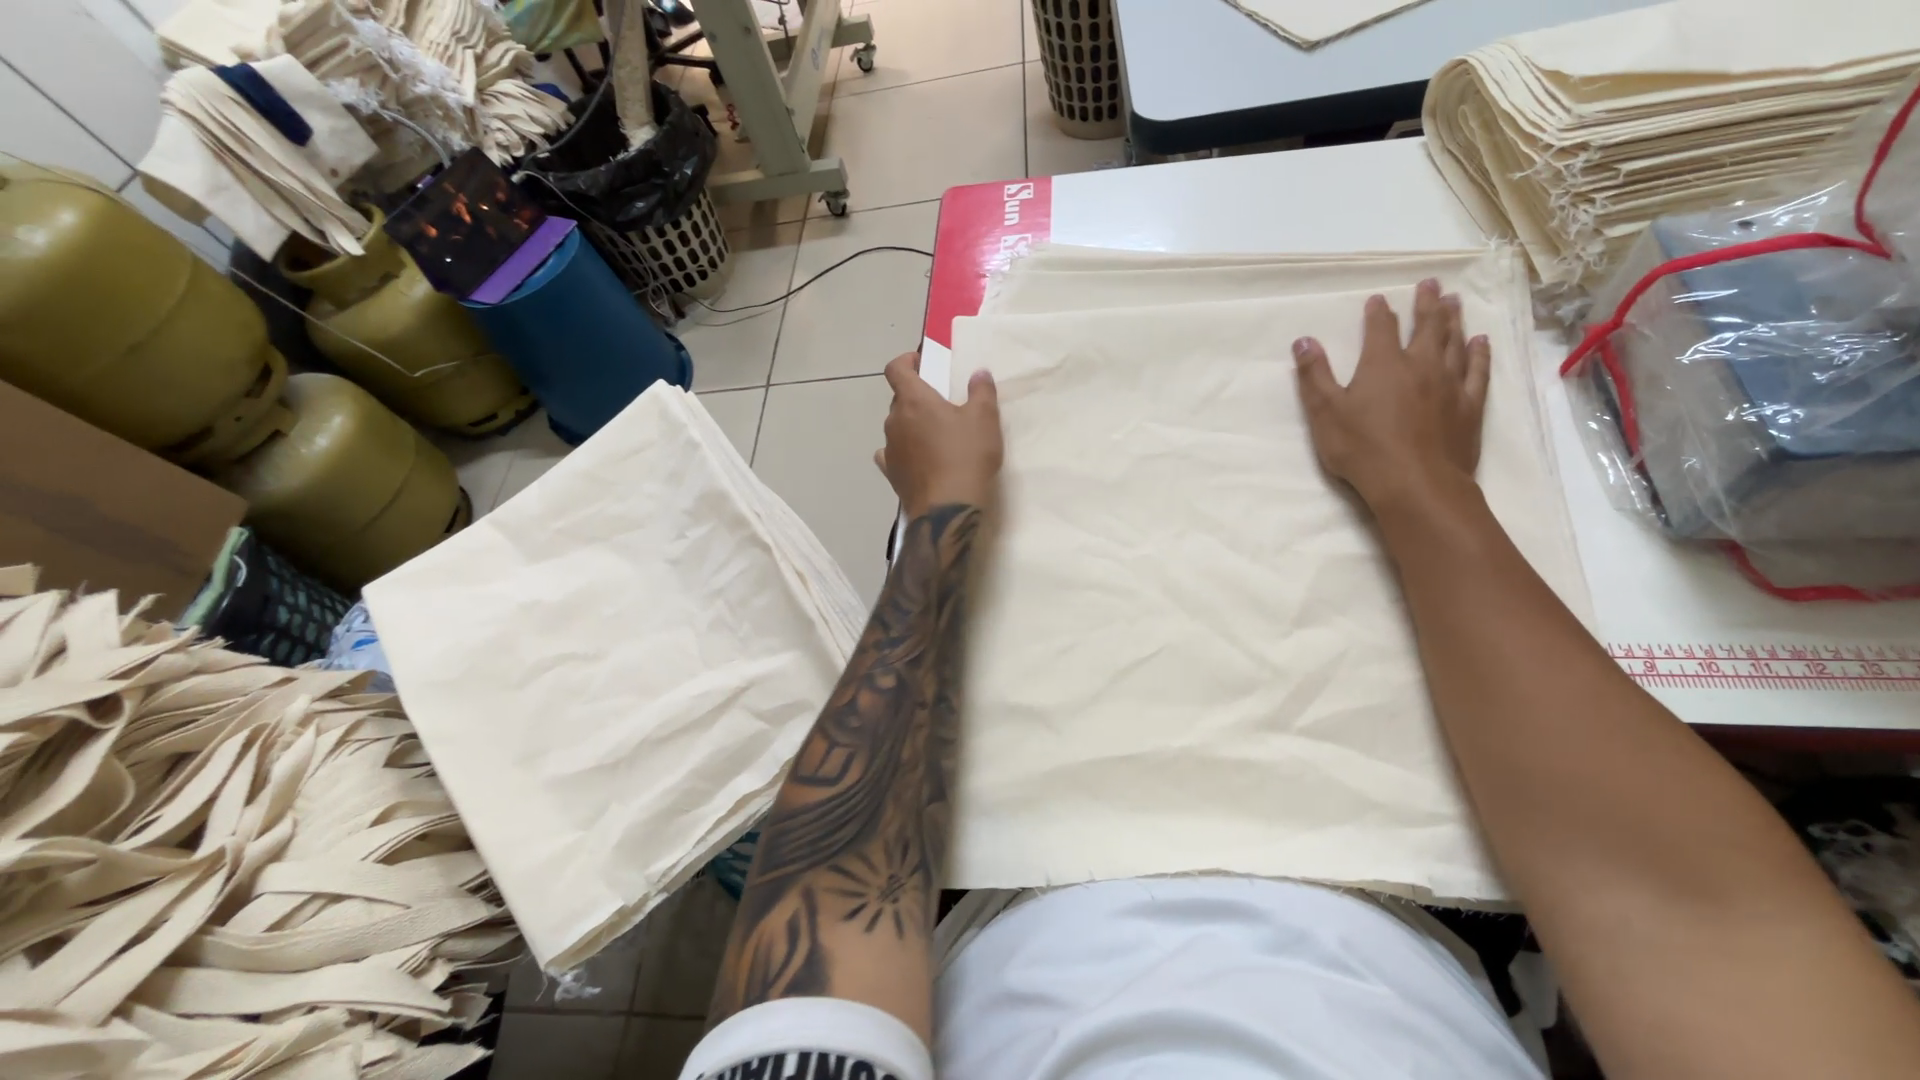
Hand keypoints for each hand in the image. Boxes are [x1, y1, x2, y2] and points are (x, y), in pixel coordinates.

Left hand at [873, 352, 1003, 518]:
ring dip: (912, 425)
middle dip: (917, 396)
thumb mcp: (985, 419)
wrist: (947, 508)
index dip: (906, 361)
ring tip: (936, 436)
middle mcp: (895, 420)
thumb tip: (979, 373)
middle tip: (942, 404)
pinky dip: (904, 451)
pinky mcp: (891, 473)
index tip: (922, 363)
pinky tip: (918, 459)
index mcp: (914, 400)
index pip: (895, 369)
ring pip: (897, 427)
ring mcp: (890, 448)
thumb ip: (982, 391)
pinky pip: (893, 454)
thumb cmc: (966, 456)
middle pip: (899, 399)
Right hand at [1292, 279, 1490, 510]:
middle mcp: (1420, 365)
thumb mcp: (1325, 413)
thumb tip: (1304, 341)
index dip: (1378, 312)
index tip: (1378, 299)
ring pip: (1454, 342)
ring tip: (1455, 302)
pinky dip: (1479, 353)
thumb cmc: (1362, 449)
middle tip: (1432, 283)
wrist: (1415, 483)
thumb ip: (1314, 376)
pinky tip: (1480, 341)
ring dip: (1454, 319)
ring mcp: (1449, 384)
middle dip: (1427, 303)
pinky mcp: (1469, 406)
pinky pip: (1477, 371)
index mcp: (1382, 364)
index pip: (1381, 328)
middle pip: (1426, 326)